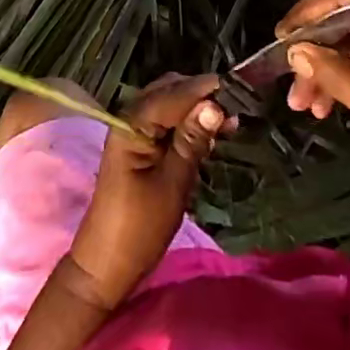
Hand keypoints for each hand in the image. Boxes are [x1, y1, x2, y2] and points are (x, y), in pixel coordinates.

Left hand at [64, 73, 229, 309]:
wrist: (107, 262)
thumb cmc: (139, 228)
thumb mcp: (173, 185)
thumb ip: (191, 142)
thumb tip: (215, 105)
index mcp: (131, 124)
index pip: (172, 93)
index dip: (205, 88)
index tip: (241, 86)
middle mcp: (128, 118)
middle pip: (168, 91)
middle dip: (201, 94)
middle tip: (238, 106)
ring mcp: (132, 132)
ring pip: (168, 105)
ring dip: (195, 108)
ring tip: (230, 121)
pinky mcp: (138, 147)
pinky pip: (165, 123)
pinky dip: (186, 124)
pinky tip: (209, 134)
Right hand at [278, 0, 349, 204]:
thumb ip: (334, 75)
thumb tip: (295, 51)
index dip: (306, 14)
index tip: (279, 41)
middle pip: (342, 21)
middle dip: (312, 50)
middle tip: (288, 82)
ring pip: (349, 43)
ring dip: (323, 70)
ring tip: (304, 105)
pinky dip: (342, 79)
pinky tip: (326, 106)